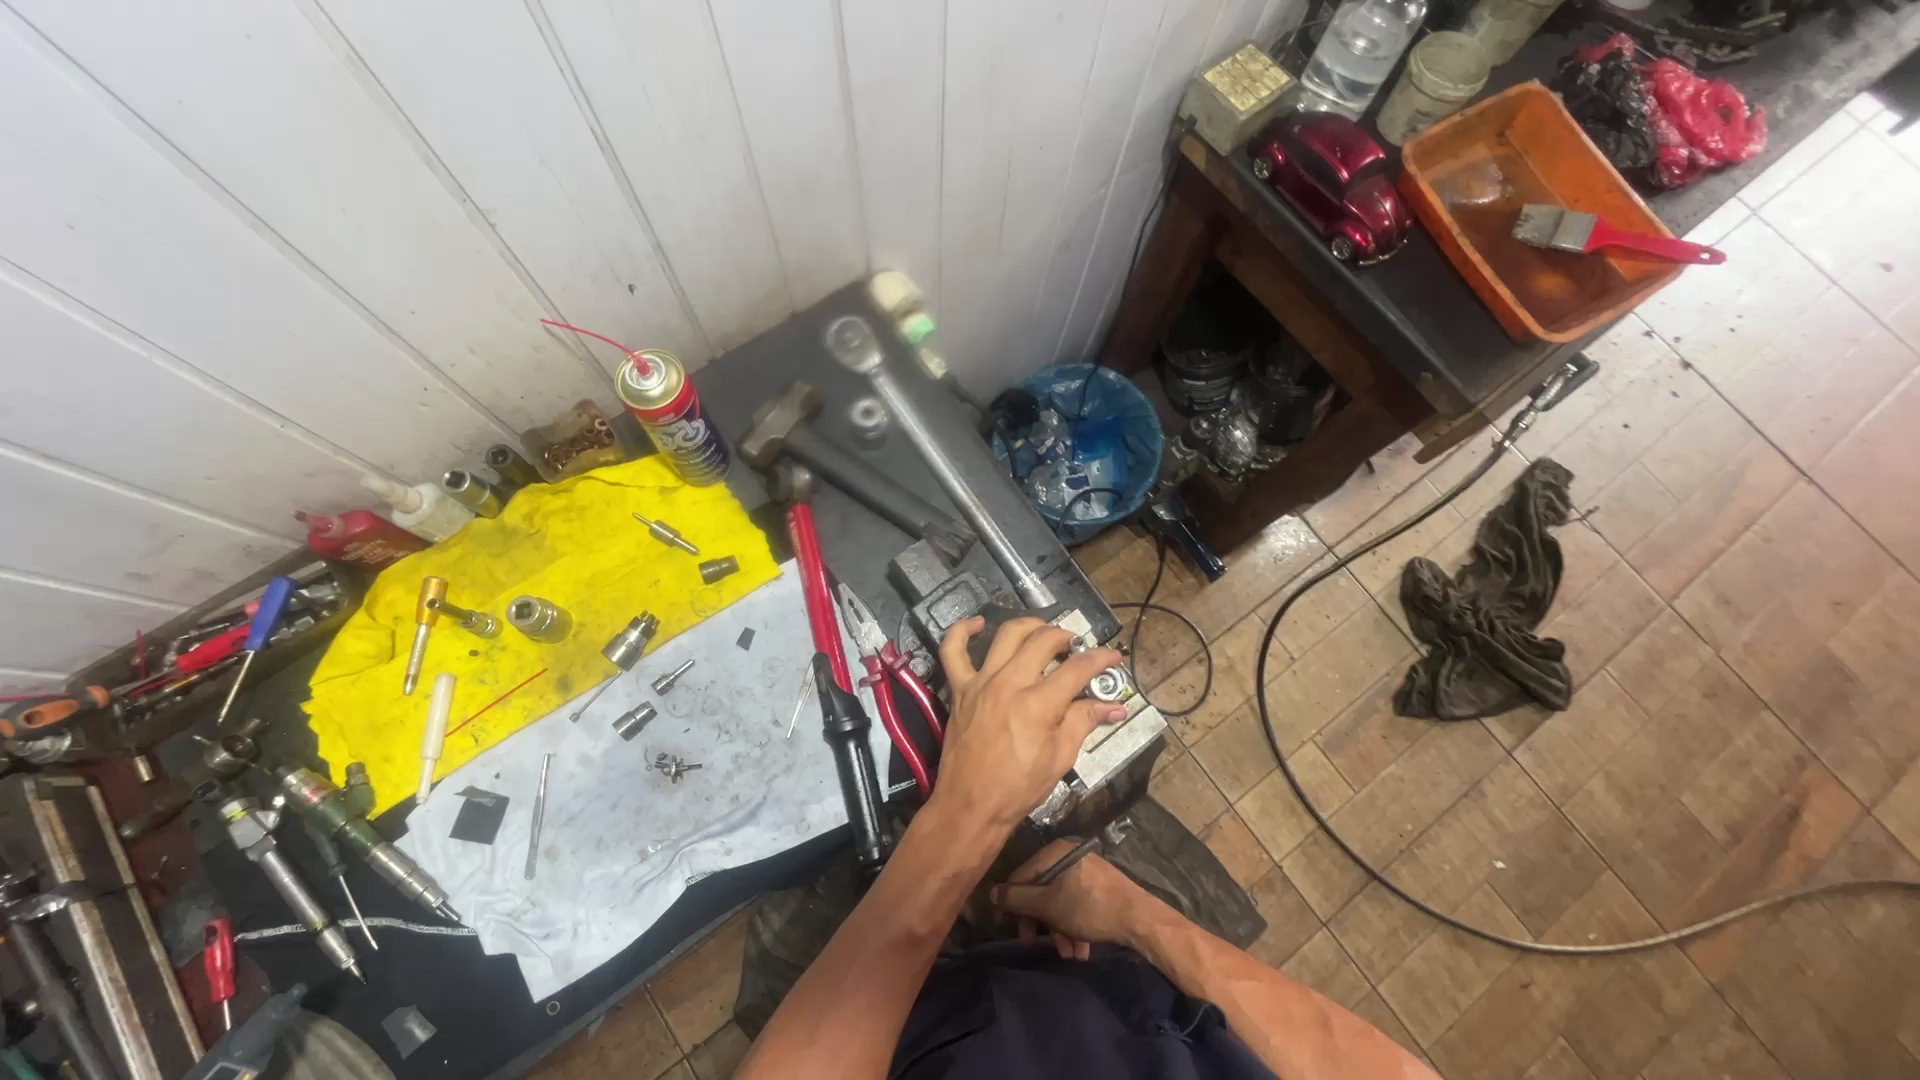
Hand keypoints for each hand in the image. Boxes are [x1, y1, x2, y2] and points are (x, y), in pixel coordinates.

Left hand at [930, 617, 1125, 829]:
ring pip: (1006, 636)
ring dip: (1030, 627)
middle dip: (1067, 638)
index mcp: (1038, 705)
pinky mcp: (959, 689)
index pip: (1077, 669)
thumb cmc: (1019, 788)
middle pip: (1043, 641)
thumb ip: (1084, 722)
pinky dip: (962, 631)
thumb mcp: (1060, 758)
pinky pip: (952, 650)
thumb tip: (1114, 706)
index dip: (1100, 659)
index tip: (1112, 656)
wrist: (970, 805)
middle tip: (1077, 649)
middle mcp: (1009, 684)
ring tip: (1044, 634)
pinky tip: (977, 624)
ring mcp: (980, 682)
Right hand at [992, 841, 1158, 959]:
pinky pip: (1078, 905)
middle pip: (1041, 891)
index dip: (1010, 903)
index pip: (1021, 876)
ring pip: (1060, 902)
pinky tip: (1082, 950)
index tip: (1007, 928)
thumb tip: (991, 892)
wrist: (1140, 918)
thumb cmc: (1088, 907)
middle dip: (1040, 923)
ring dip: (1059, 931)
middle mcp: (1068, 856)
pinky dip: (1075, 927)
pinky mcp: (1099, 887)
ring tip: (1069, 955)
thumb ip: (1017, 899)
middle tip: (1034, 945)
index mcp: (1054, 853)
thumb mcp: (1047, 905)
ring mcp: (1086, 871)